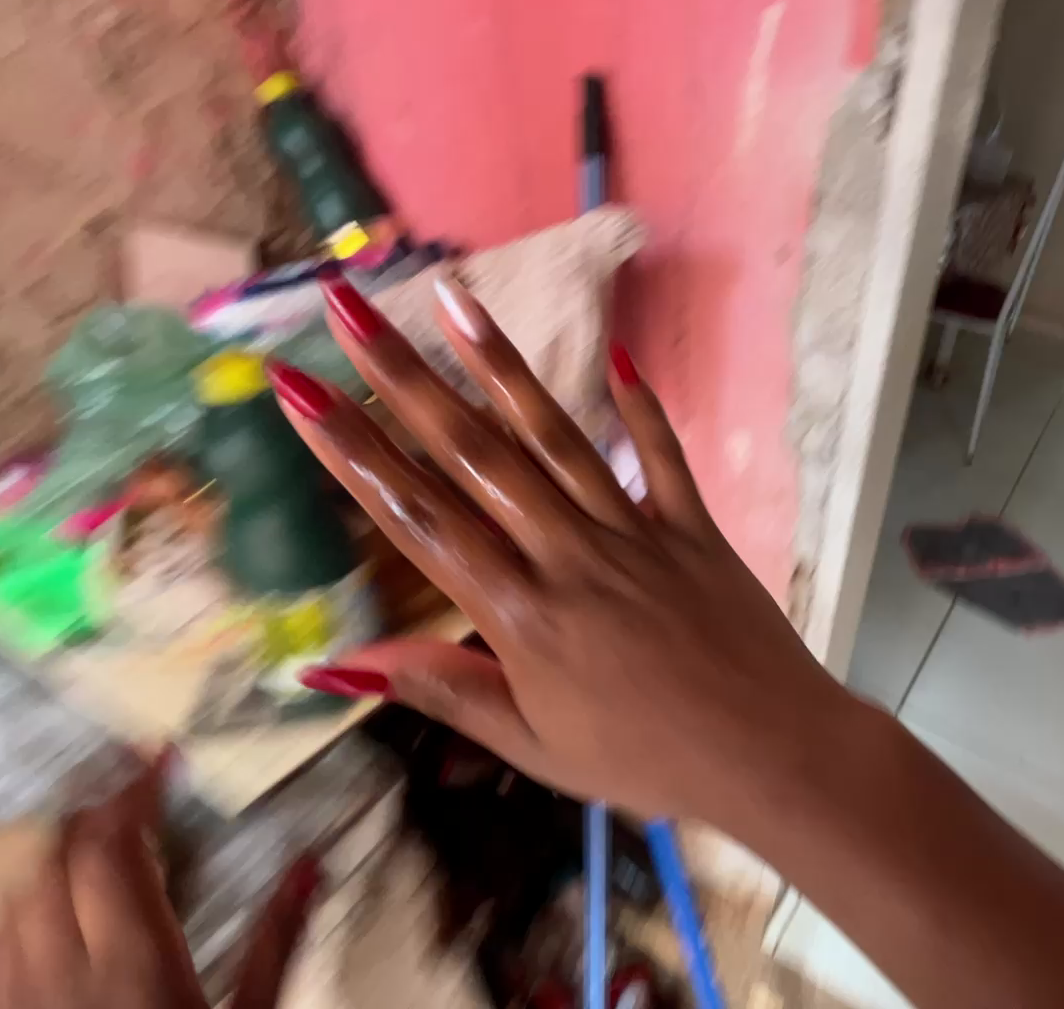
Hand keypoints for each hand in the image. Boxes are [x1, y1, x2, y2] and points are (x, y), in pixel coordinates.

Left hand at [0, 752, 319, 1008]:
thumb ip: (278, 937)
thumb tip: (311, 864)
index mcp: (135, 959)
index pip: (113, 849)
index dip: (132, 793)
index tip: (160, 759)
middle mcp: (60, 975)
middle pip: (49, 865)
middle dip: (84, 811)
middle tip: (125, 787)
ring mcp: (9, 1008)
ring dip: (30, 856)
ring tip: (68, 831)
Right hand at [273, 277, 856, 825]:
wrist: (765, 747)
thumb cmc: (647, 761)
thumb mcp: (535, 747)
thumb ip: (446, 692)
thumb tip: (338, 661)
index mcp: (522, 614)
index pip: (419, 518)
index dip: (351, 451)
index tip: (298, 387)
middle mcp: (571, 555)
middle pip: (476, 457)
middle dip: (404, 380)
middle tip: (348, 310)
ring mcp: (638, 532)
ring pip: (558, 440)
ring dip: (503, 368)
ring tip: (455, 302)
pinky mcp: (694, 525)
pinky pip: (662, 457)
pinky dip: (643, 408)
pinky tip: (619, 356)